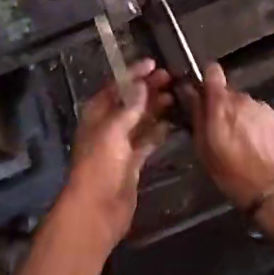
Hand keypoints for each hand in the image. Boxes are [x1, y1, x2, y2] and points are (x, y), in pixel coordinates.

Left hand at [60, 59, 173, 246]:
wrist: (97, 210)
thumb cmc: (99, 165)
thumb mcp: (113, 131)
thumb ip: (129, 107)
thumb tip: (142, 84)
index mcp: (97, 113)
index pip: (117, 86)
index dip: (134, 74)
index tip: (154, 64)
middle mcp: (108, 125)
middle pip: (131, 101)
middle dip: (149, 89)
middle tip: (171, 79)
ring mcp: (121, 144)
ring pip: (141, 120)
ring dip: (156, 108)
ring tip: (176, 96)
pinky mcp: (132, 162)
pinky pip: (147, 140)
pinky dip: (158, 131)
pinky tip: (173, 122)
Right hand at [190, 63, 273, 208]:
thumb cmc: (233, 174)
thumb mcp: (203, 149)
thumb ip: (197, 116)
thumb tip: (191, 95)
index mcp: (220, 104)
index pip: (213, 72)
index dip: (209, 79)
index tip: (206, 91)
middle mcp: (243, 99)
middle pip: (231, 94)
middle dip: (226, 108)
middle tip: (224, 132)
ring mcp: (263, 108)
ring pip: (248, 107)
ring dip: (244, 119)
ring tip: (244, 145)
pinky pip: (264, 117)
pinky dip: (260, 127)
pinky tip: (260, 148)